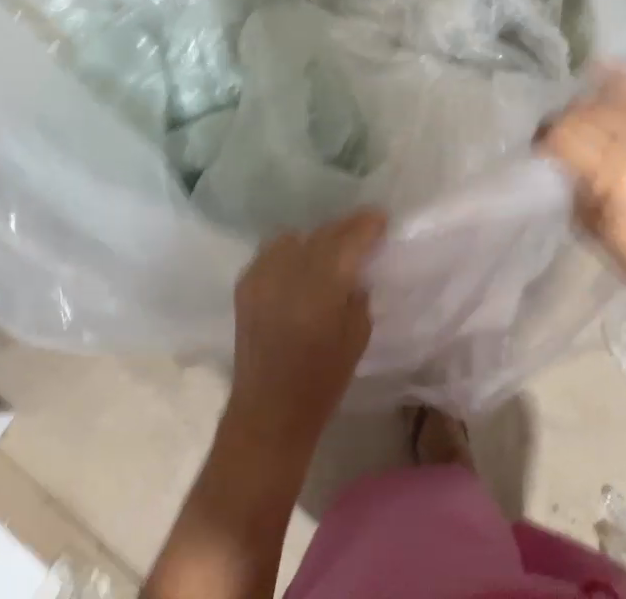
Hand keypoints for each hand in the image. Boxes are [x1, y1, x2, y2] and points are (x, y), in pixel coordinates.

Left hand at [228, 210, 384, 445]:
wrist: (270, 409)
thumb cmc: (324, 380)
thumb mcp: (357, 336)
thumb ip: (357, 294)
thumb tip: (355, 269)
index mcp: (322, 289)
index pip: (347, 241)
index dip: (365, 225)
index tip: (380, 217)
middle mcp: (289, 274)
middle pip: (321, 235)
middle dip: (344, 229)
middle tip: (363, 228)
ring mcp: (262, 276)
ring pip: (293, 238)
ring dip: (315, 238)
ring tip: (330, 247)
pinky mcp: (244, 285)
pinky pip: (271, 253)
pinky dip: (289, 251)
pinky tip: (300, 262)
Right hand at [536, 64, 625, 309]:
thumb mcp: (593, 230)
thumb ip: (573, 188)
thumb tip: (557, 162)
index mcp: (617, 177)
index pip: (569, 136)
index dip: (547, 138)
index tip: (538, 147)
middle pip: (590, 114)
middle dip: (566, 118)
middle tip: (555, 133)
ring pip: (619, 101)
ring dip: (591, 102)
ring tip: (579, 111)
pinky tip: (608, 69)